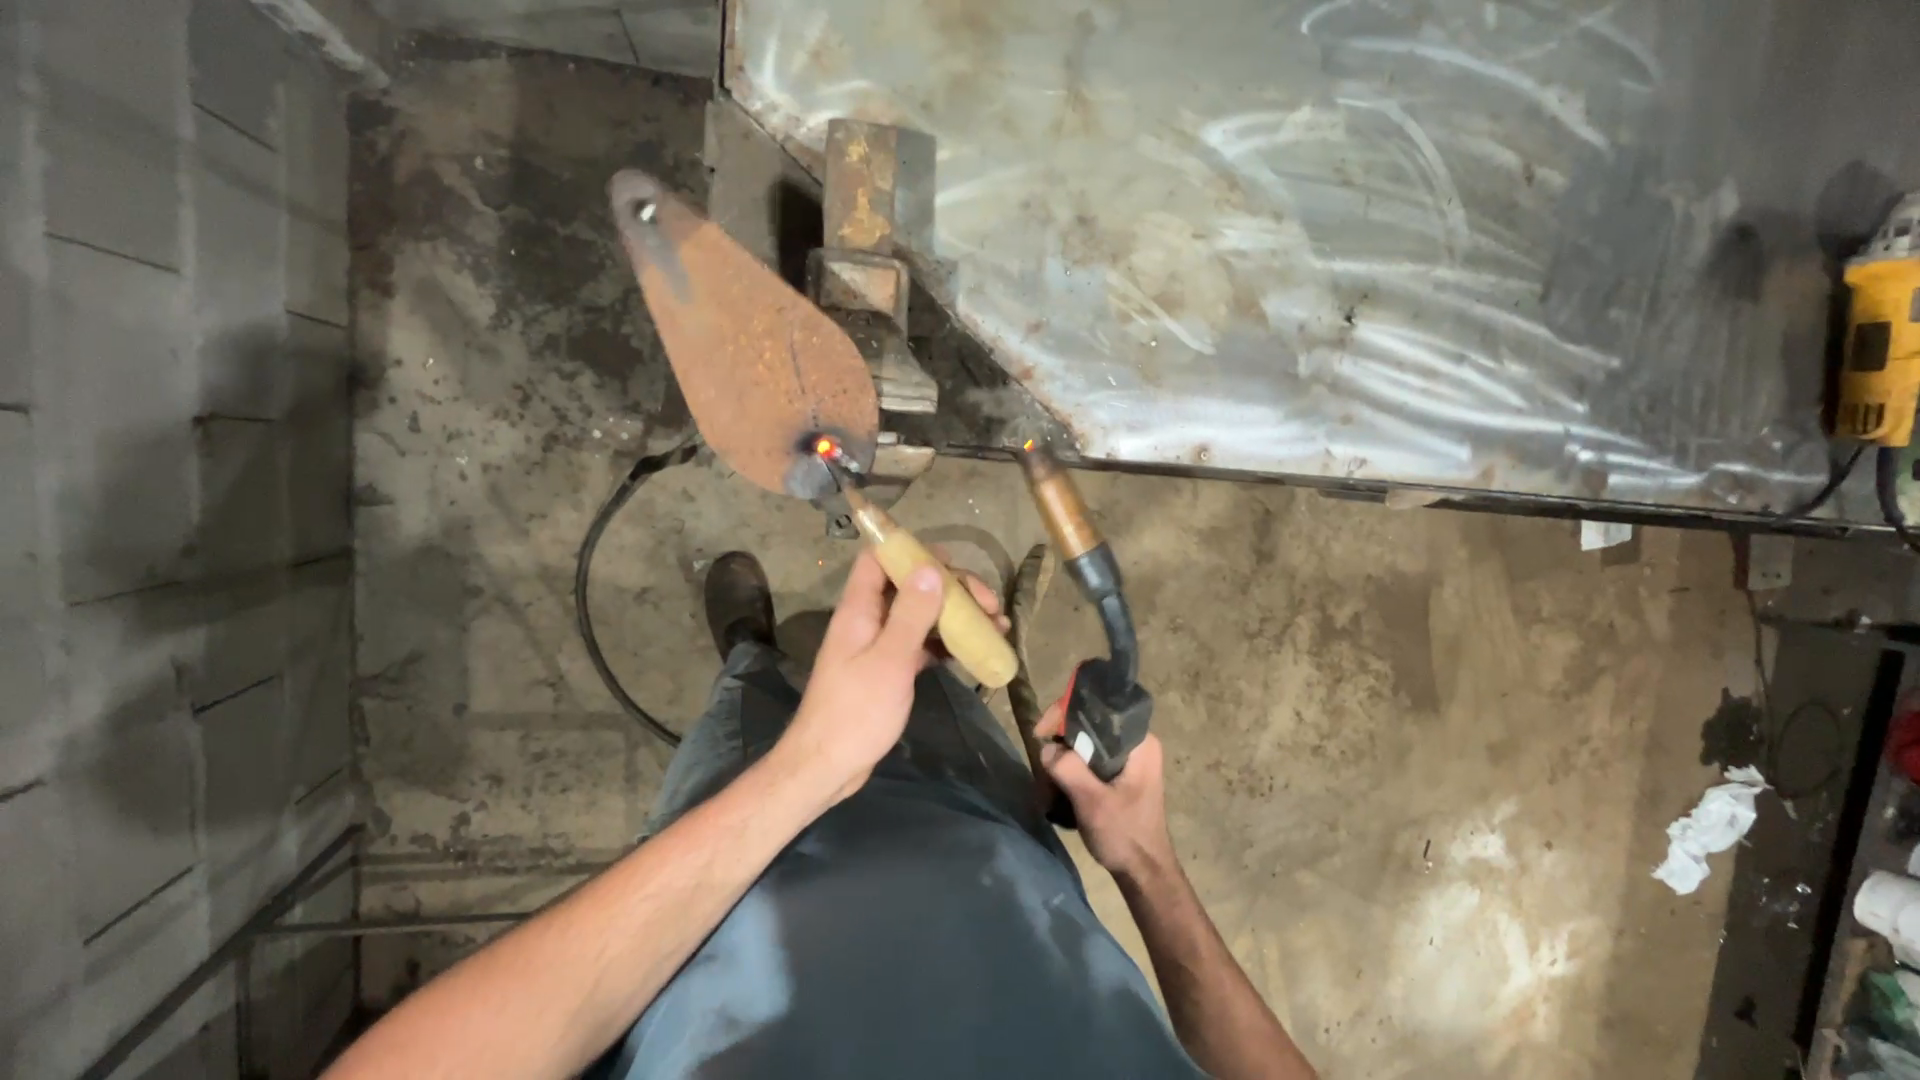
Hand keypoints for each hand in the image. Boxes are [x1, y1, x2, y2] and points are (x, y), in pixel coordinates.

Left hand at [775, 549, 1006, 805]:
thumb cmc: (855, 713)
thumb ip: (911, 614)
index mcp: (859, 610)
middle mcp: (868, 620)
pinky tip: (974, 651)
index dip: (913, 551)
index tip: (954, 563)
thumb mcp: (889, 661)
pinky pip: (921, 644)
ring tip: (995, 626)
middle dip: (951, 588)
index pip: (879, 559)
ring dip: (955, 616)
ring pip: (920, 615)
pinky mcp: (888, 669)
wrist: (827, 766)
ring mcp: (878, 645)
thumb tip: (932, 568)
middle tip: (989, 605)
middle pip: (910, 585)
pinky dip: (946, 643)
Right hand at [1038, 702, 1176, 881]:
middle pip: (1087, 728)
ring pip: (1083, 747)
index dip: (1065, 714)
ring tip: (1048, 791)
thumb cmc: (1125, 835)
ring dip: (1061, 765)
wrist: (1144, 872)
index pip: (1097, 708)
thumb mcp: (1093, 802)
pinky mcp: (1118, 776)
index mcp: (1138, 742)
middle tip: (1044, 772)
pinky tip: (1058, 795)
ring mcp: (1127, 761)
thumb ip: (1069, 769)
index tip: (1042, 734)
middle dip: (1060, 747)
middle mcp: (1135, 744)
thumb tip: (1046, 748)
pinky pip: (1087, 763)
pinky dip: (1070, 775)